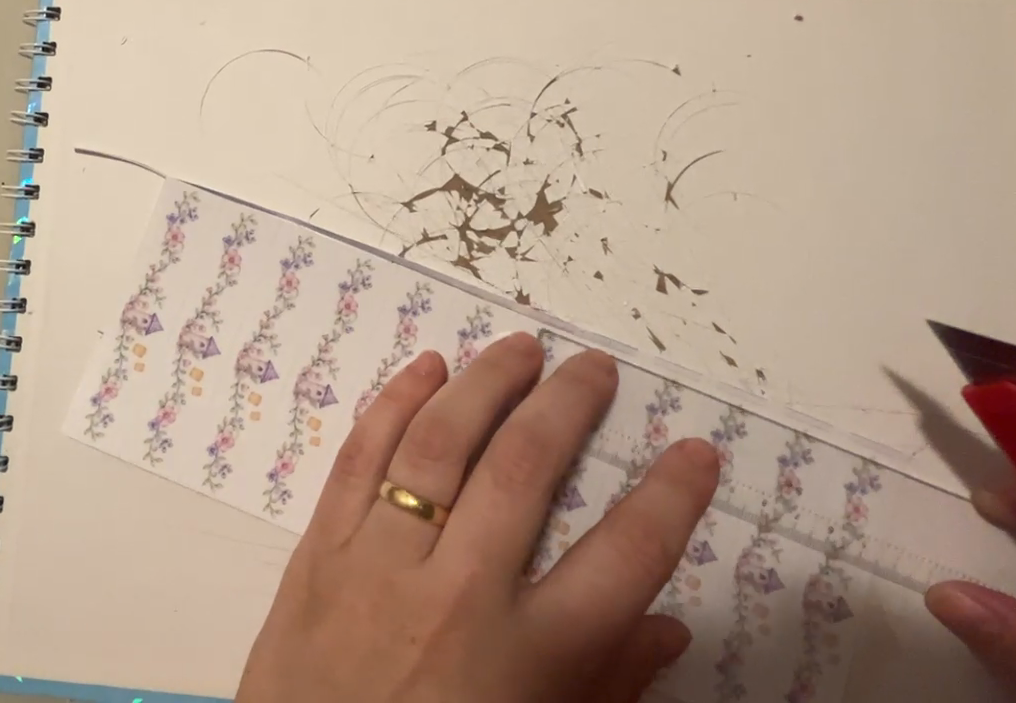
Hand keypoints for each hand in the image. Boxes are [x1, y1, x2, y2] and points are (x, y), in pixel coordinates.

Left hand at [235, 332, 720, 702]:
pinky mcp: (319, 547)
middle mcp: (455, 593)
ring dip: (484, 384)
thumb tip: (670, 625)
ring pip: (438, 444)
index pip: (623, 562)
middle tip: (592, 365)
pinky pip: (359, 457)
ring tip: (519, 346)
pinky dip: (394, 403)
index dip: (670, 499)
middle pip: (523, 470)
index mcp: (525, 657)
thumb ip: (605, 686)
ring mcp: (379, 561)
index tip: (696, 450)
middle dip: (567, 405)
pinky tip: (426, 367)